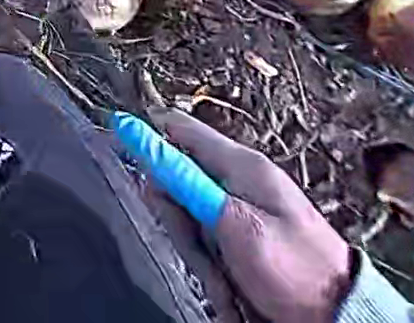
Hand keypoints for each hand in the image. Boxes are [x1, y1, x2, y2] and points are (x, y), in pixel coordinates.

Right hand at [149, 107, 352, 322]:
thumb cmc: (293, 269)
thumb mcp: (231, 222)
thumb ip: (181, 176)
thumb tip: (133, 129)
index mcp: (238, 162)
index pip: (174, 125)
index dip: (144, 135)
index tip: (119, 158)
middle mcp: (236, 177)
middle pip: (176, 175)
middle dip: (175, 214)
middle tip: (195, 248)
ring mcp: (240, 207)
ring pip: (187, 211)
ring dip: (194, 247)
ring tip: (220, 281)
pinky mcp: (243, 235)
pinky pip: (205, 236)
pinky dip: (209, 262)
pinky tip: (226, 287)